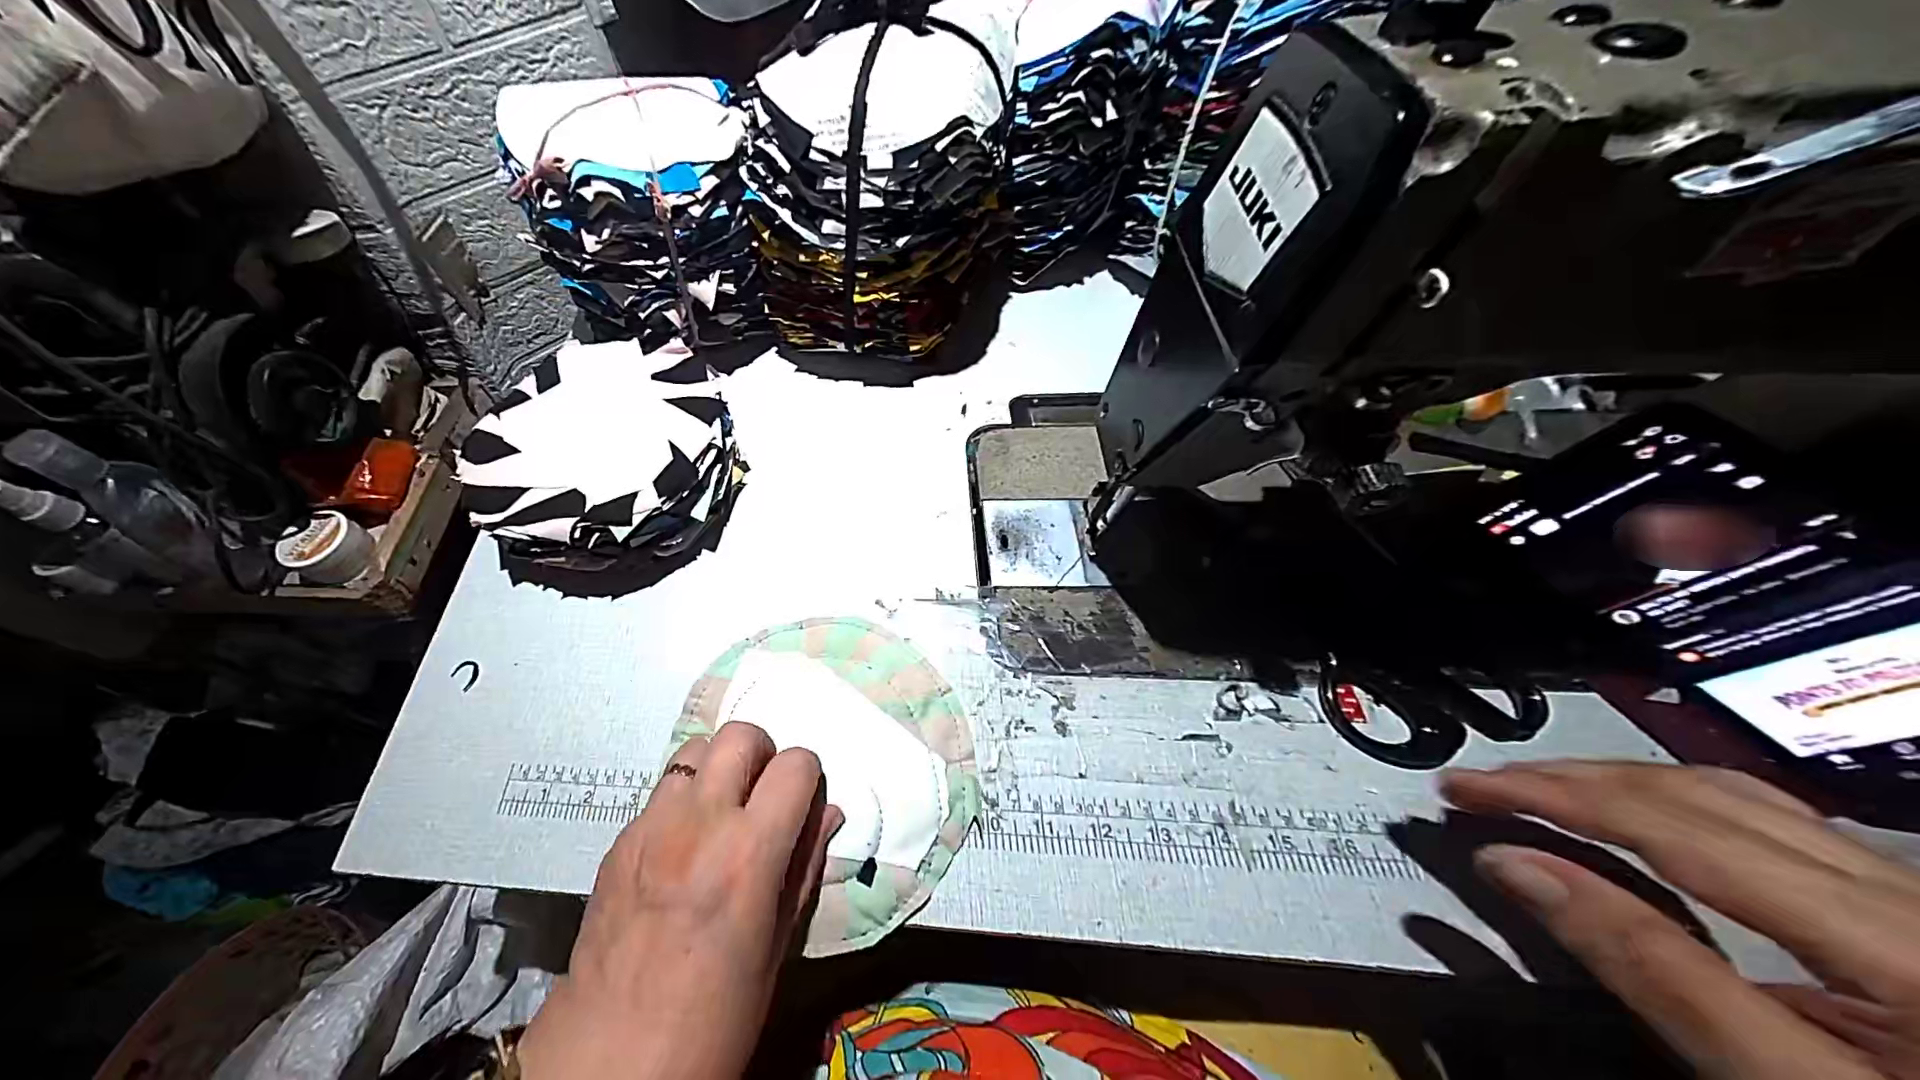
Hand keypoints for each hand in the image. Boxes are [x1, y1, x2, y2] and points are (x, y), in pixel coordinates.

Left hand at [520, 723, 841, 1079]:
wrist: (610, 1060)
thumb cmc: (715, 1013)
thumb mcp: (778, 943)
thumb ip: (805, 864)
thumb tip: (827, 812)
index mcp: (748, 853)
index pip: (796, 764)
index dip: (808, 777)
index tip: (803, 803)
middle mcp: (698, 824)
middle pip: (739, 735)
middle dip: (763, 753)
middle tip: (765, 794)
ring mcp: (651, 828)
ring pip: (695, 751)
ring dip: (719, 770)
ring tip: (723, 812)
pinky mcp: (618, 841)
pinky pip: (662, 792)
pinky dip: (685, 800)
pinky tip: (684, 846)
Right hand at [1444, 761, 1919, 1079]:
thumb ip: (1652, 970)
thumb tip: (1519, 868)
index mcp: (1893, 937)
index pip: (1666, 823)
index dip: (1548, 795)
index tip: (1464, 789)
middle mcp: (1905, 892)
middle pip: (1694, 792)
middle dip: (1566, 778)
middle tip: (1480, 785)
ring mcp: (1912, 897)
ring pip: (1730, 796)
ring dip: (1611, 781)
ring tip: (1536, 790)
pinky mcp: (1907, 916)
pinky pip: (1764, 824)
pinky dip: (1668, 804)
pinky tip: (1635, 817)